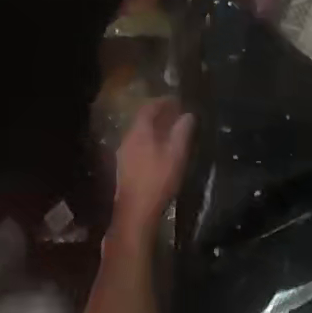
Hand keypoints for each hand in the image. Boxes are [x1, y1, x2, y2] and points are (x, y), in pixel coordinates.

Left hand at [112, 98, 194, 238]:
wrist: (136, 212)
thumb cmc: (158, 179)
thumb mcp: (176, 154)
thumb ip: (182, 131)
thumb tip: (188, 114)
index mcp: (139, 132)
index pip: (149, 108)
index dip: (163, 102)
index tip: (177, 100)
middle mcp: (128, 139)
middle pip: (142, 120)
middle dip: (159, 115)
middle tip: (176, 114)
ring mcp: (123, 155)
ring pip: (140, 134)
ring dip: (154, 129)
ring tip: (171, 131)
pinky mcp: (124, 168)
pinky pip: (138, 146)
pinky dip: (150, 141)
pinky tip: (160, 150)